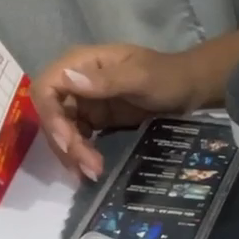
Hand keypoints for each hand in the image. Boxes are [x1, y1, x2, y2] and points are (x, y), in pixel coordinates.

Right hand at [31, 43, 207, 178]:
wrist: (191, 87)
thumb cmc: (169, 76)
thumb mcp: (142, 77)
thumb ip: (108, 80)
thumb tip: (68, 80)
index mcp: (79, 64)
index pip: (46, 90)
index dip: (51, 117)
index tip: (68, 142)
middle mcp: (75, 83)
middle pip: (54, 114)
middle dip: (66, 143)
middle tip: (88, 169)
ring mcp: (86, 102)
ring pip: (65, 129)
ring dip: (73, 153)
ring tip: (91, 174)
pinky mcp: (98, 119)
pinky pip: (81, 137)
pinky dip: (83, 153)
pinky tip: (92, 169)